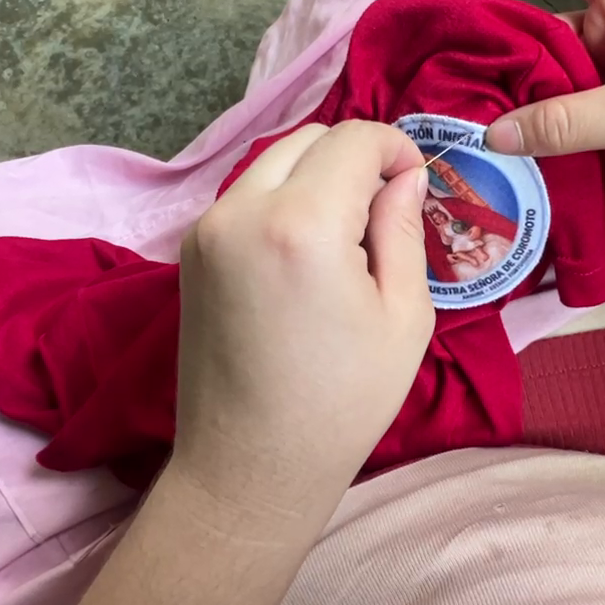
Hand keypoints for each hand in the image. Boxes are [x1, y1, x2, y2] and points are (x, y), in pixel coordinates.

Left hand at [170, 120, 435, 523]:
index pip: (353, 139)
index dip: (395, 147)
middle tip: (385, 206)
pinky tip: (307, 249)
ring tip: (348, 232)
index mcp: (302, 226)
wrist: (248, 466)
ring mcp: (206, 228)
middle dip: (356, 155)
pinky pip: (247, 192)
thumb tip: (406, 177)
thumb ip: (404, 230)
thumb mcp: (403, 316)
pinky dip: (285, 195)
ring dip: (319, 173)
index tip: (415, 181)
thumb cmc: (341, 403)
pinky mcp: (190, 249)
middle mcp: (242, 211)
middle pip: (310, 137)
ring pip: (274, 160)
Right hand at [481, 0, 604, 257]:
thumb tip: (493, 134)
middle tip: (456, 79)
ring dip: (509, 104)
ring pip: (538, 87)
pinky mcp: (597, 138)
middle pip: (539, 28)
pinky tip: (494, 157)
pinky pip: (549, 133)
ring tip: (466, 124)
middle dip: (502, 49)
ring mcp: (600, 92)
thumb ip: (566, 121)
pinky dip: (525, 143)